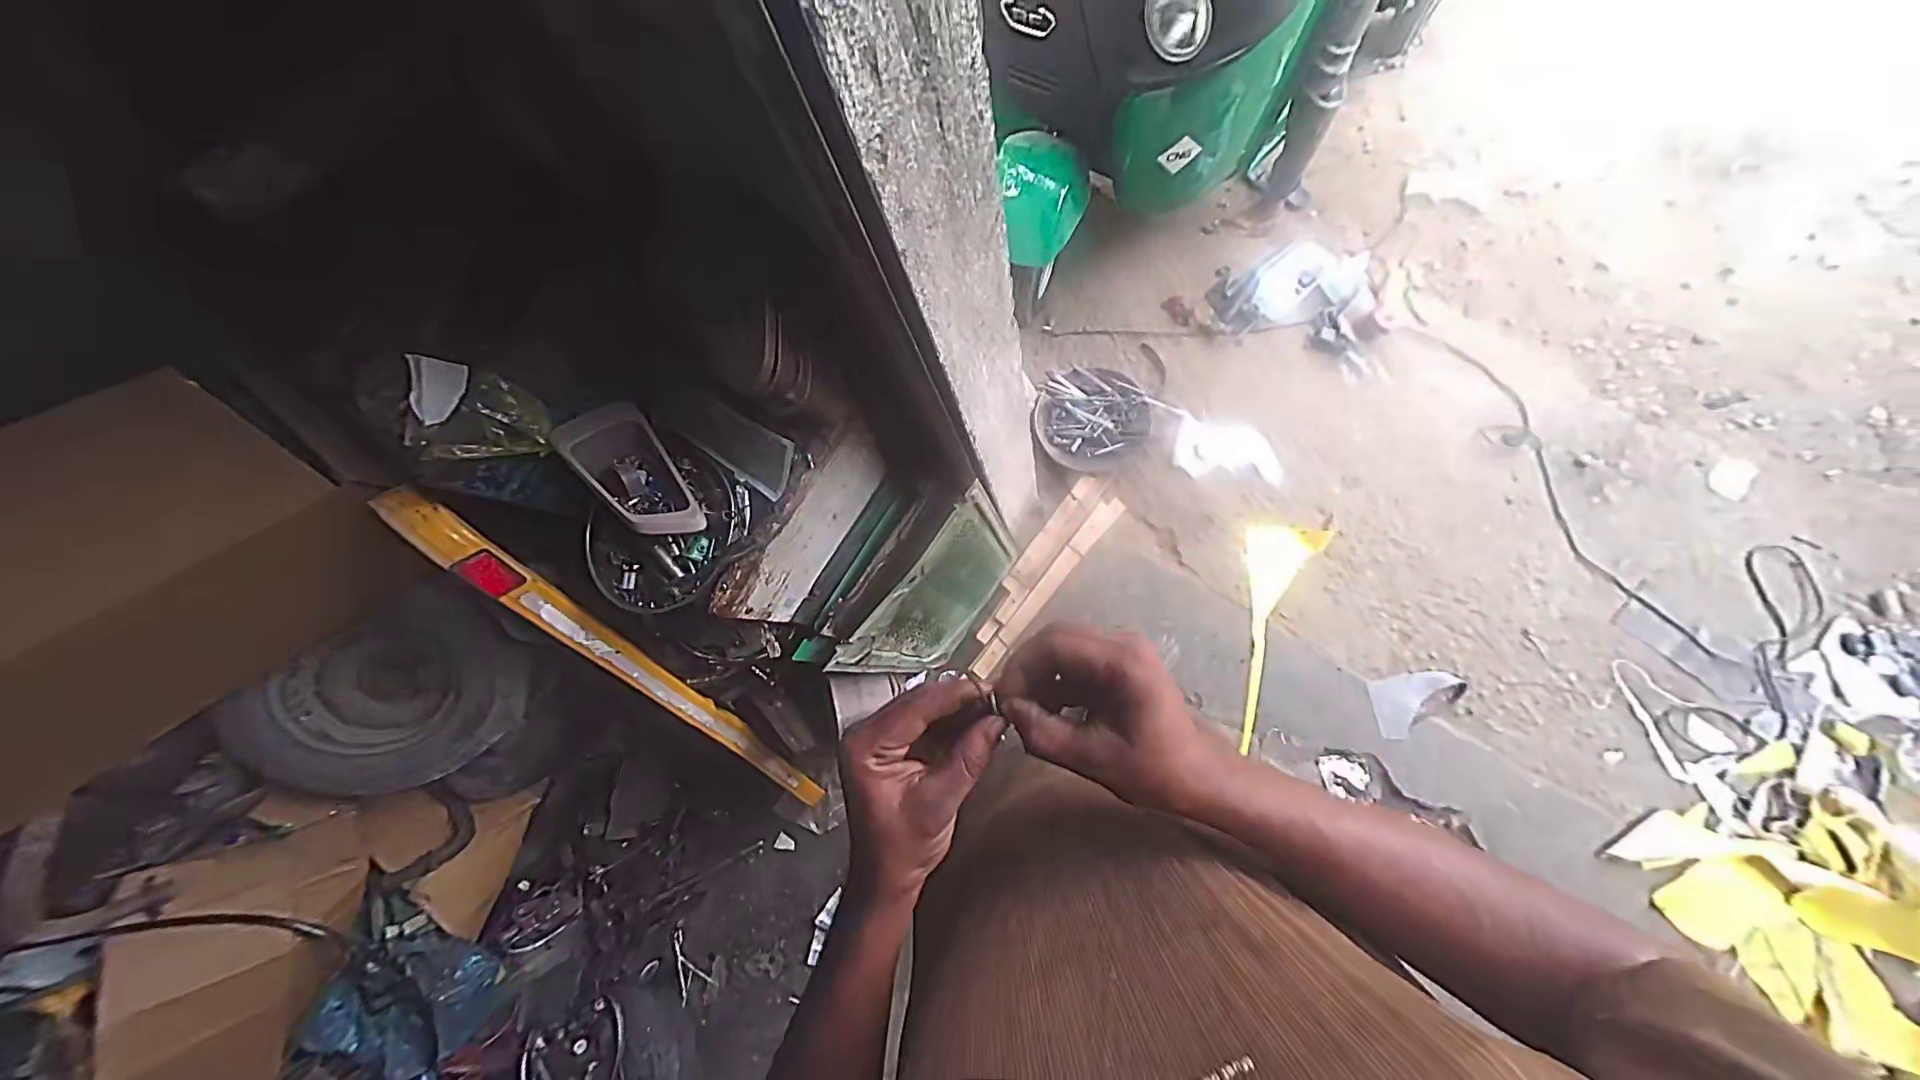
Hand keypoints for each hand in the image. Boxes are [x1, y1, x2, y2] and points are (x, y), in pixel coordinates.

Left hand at [840, 677, 1005, 901]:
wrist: (885, 875)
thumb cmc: (899, 848)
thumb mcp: (939, 803)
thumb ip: (968, 759)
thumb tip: (995, 722)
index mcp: (866, 746)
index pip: (914, 706)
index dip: (954, 694)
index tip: (985, 688)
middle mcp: (866, 734)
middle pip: (918, 702)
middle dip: (957, 697)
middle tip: (993, 695)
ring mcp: (877, 738)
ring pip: (923, 708)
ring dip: (956, 707)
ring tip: (989, 706)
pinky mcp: (891, 746)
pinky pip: (924, 723)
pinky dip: (950, 721)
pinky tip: (974, 720)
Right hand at [997, 622, 1229, 814]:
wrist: (1203, 777)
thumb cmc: (1157, 771)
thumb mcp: (1094, 759)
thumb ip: (1044, 734)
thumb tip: (1008, 710)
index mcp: (1122, 660)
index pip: (1053, 643)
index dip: (1020, 668)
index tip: (1004, 701)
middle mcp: (1122, 643)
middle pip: (1055, 639)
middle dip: (1026, 670)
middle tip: (1010, 705)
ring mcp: (1122, 650)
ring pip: (1062, 649)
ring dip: (1039, 677)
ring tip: (1026, 713)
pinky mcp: (1119, 663)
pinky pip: (1076, 662)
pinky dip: (1056, 684)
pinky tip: (1048, 713)